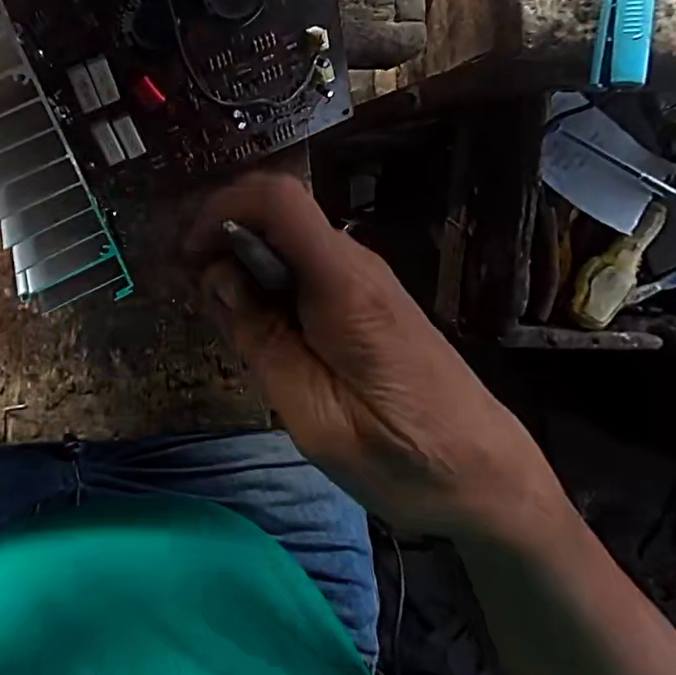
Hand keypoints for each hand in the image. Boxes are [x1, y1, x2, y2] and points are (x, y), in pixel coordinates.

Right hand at [186, 172, 562, 540]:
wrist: (487, 474)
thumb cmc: (403, 459)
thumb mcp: (314, 416)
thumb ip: (263, 341)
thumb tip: (219, 277)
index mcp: (344, 286)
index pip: (279, 200)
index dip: (221, 209)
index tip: (187, 258)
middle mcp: (356, 263)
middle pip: (278, 210)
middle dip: (224, 235)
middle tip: (194, 292)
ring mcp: (365, 275)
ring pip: (288, 237)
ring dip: (244, 260)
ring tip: (223, 317)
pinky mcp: (367, 295)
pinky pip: (305, 264)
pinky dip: (269, 279)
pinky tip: (261, 326)